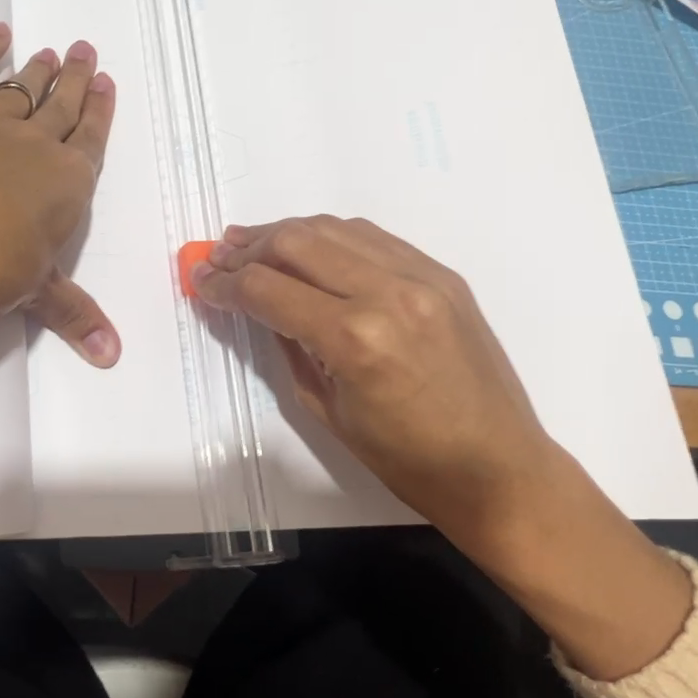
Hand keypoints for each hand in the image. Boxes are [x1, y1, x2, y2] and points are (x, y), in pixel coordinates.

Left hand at [0, 24, 118, 381]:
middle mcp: (35, 147)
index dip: (100, 113)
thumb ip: (77, 317)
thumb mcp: (41, 294)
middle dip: (76, 79)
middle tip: (85, 51)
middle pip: (62, 106)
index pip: (90, 141)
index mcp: (68, 184)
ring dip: (38, 71)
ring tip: (50, 52)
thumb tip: (112, 358)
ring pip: (22, 91)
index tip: (106, 85)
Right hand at [190, 216, 555, 530]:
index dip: (224, 284)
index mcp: (354, 339)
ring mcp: (421, 277)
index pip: (267, 289)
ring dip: (285, 233)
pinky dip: (330, 236)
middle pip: (296, 243)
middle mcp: (387, 293)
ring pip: (333, 228)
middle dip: (247, 248)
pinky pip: (372, 238)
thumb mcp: (325, 410)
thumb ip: (287, 345)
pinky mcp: (441, 274)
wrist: (498, 468)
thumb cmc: (404, 460)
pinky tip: (309, 248)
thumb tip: (255, 306)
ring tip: (252, 244)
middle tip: (219, 257)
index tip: (200, 281)